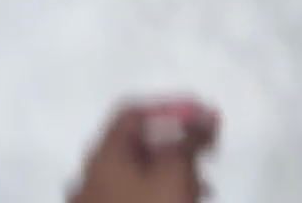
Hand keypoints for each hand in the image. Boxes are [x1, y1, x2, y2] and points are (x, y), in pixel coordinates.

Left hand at [69, 101, 218, 202]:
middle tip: (208, 148)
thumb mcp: (176, 169)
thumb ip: (192, 137)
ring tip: (204, 183)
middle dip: (177, 143)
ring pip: (140, 174)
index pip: (134, 112)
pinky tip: (187, 199)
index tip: (201, 117)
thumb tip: (205, 116)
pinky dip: (163, 192)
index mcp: (105, 154)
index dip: (170, 107)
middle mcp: (93, 175)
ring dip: (175, 170)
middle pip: (138, 144)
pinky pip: (137, 197)